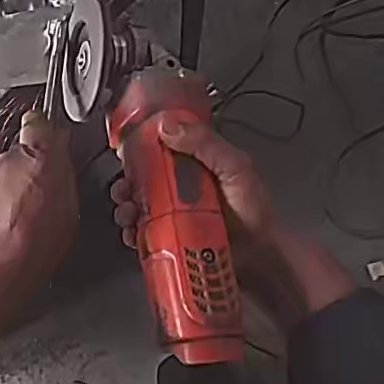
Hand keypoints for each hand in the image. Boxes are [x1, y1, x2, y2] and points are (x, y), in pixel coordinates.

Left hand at [0, 111, 78, 350]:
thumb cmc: (33, 248)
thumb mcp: (69, 211)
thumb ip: (64, 173)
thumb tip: (61, 151)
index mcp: (43, 161)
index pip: (41, 123)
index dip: (45, 133)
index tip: (48, 142)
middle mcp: (10, 158)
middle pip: (21, 149)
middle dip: (28, 165)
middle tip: (34, 195)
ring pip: (1, 165)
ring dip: (7, 180)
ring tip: (15, 211)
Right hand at [111, 119, 354, 324]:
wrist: (260, 257)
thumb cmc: (254, 212)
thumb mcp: (235, 167)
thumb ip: (206, 144)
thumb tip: (169, 126)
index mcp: (194, 165)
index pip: (158, 152)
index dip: (137, 152)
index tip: (126, 155)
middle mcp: (179, 189)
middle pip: (139, 181)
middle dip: (124, 185)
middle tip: (124, 190)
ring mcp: (172, 215)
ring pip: (136, 207)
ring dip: (124, 209)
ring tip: (129, 213)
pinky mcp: (168, 238)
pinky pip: (141, 234)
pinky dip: (130, 234)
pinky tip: (133, 234)